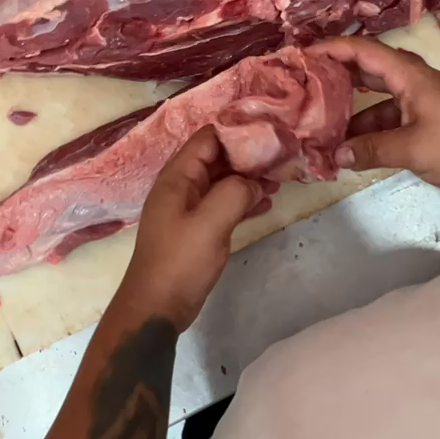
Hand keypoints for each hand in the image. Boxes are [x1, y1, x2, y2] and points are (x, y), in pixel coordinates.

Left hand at [121, 128, 275, 328]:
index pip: (209, 138)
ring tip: (280, 178)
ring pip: (222, 181)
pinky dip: (243, 199)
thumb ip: (234, 193)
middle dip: (248, 154)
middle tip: (282, 155)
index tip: (270, 132)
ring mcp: (188, 207)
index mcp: (177, 177)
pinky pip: (223, 203)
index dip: (238, 131)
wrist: (156, 307)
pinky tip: (267, 203)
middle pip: (217, 157)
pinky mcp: (197, 227)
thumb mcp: (210, 223)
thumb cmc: (180, 261)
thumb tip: (254, 182)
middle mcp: (181, 186)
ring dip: (248, 177)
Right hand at [310, 37, 439, 204]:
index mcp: (410, 75)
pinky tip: (351, 145)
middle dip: (337, 73)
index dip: (334, 47)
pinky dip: (370, 126)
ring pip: (378, 96)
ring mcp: (420, 99)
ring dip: (352, 107)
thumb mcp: (413, 150)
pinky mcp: (426, 118)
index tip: (304, 52)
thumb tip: (336, 155)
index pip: (365, 50)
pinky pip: (389, 115)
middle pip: (369, 68)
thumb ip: (372, 150)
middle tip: (304, 81)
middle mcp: (413, 80)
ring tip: (321, 120)